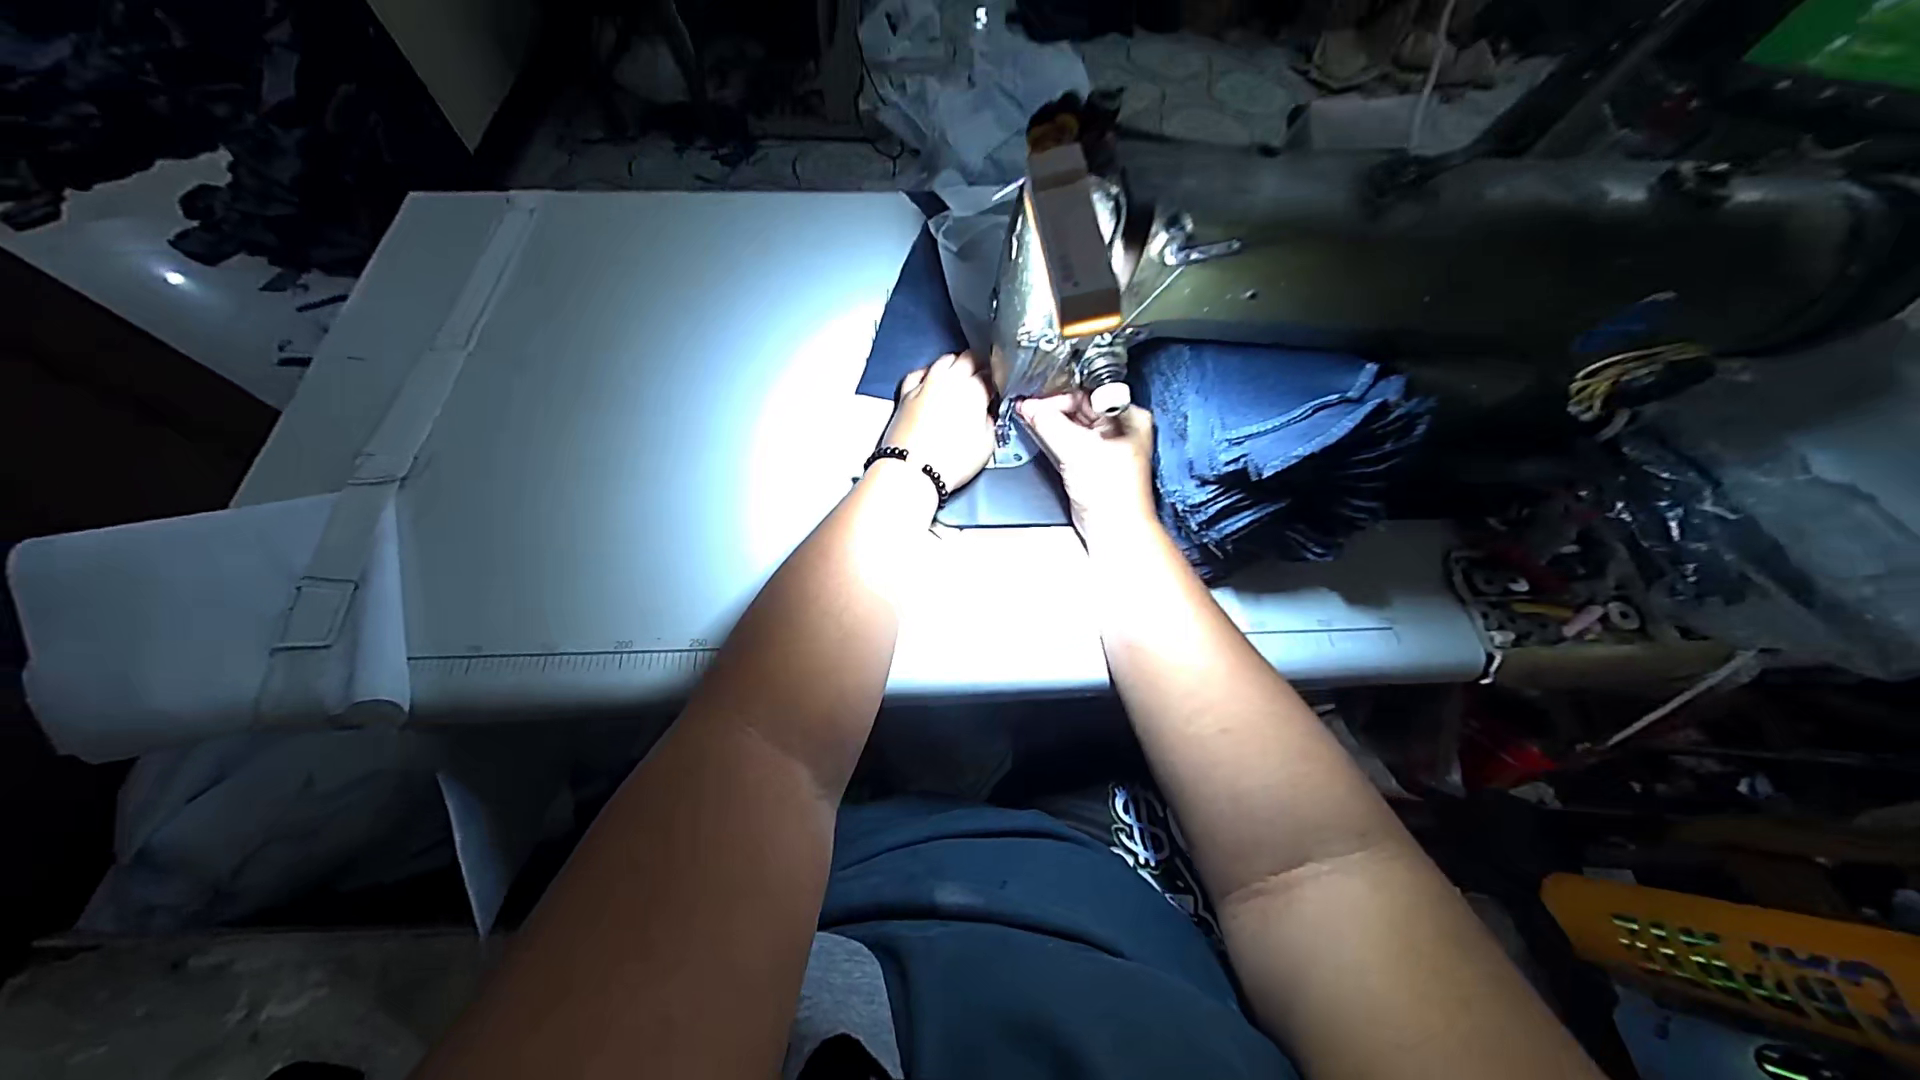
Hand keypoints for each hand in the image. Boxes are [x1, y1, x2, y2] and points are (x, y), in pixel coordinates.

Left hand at [876, 352, 994, 492]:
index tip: (996, 389)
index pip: (990, 373)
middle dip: (978, 364)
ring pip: (944, 359)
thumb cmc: (951, 461)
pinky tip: (930, 380)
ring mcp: (926, 384)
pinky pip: (919, 373)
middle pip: (968, 358)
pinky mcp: (907, 394)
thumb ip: (989, 421)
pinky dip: (928, 373)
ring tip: (959, 375)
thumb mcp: (986, 445)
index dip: (996, 380)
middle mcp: (950, 380)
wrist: (913, 471)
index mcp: (975, 389)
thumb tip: (985, 414)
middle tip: (982, 376)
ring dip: (955, 364)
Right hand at [1018, 393, 1156, 539]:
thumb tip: (1030, 407)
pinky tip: (1040, 434)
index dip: (1059, 396)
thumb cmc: (1113, 493)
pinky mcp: (1092, 462)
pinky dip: (1054, 439)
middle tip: (1028, 410)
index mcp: (1128, 416)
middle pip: (1079, 408)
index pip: (1087, 393)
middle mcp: (1120, 428)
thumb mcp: (1077, 448)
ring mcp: (1106, 446)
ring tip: (1030, 419)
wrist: (1113, 528)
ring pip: (1073, 425)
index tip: (1035, 400)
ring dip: (1051, 424)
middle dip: (1052, 410)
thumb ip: (1050, 423)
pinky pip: (1070, 442)